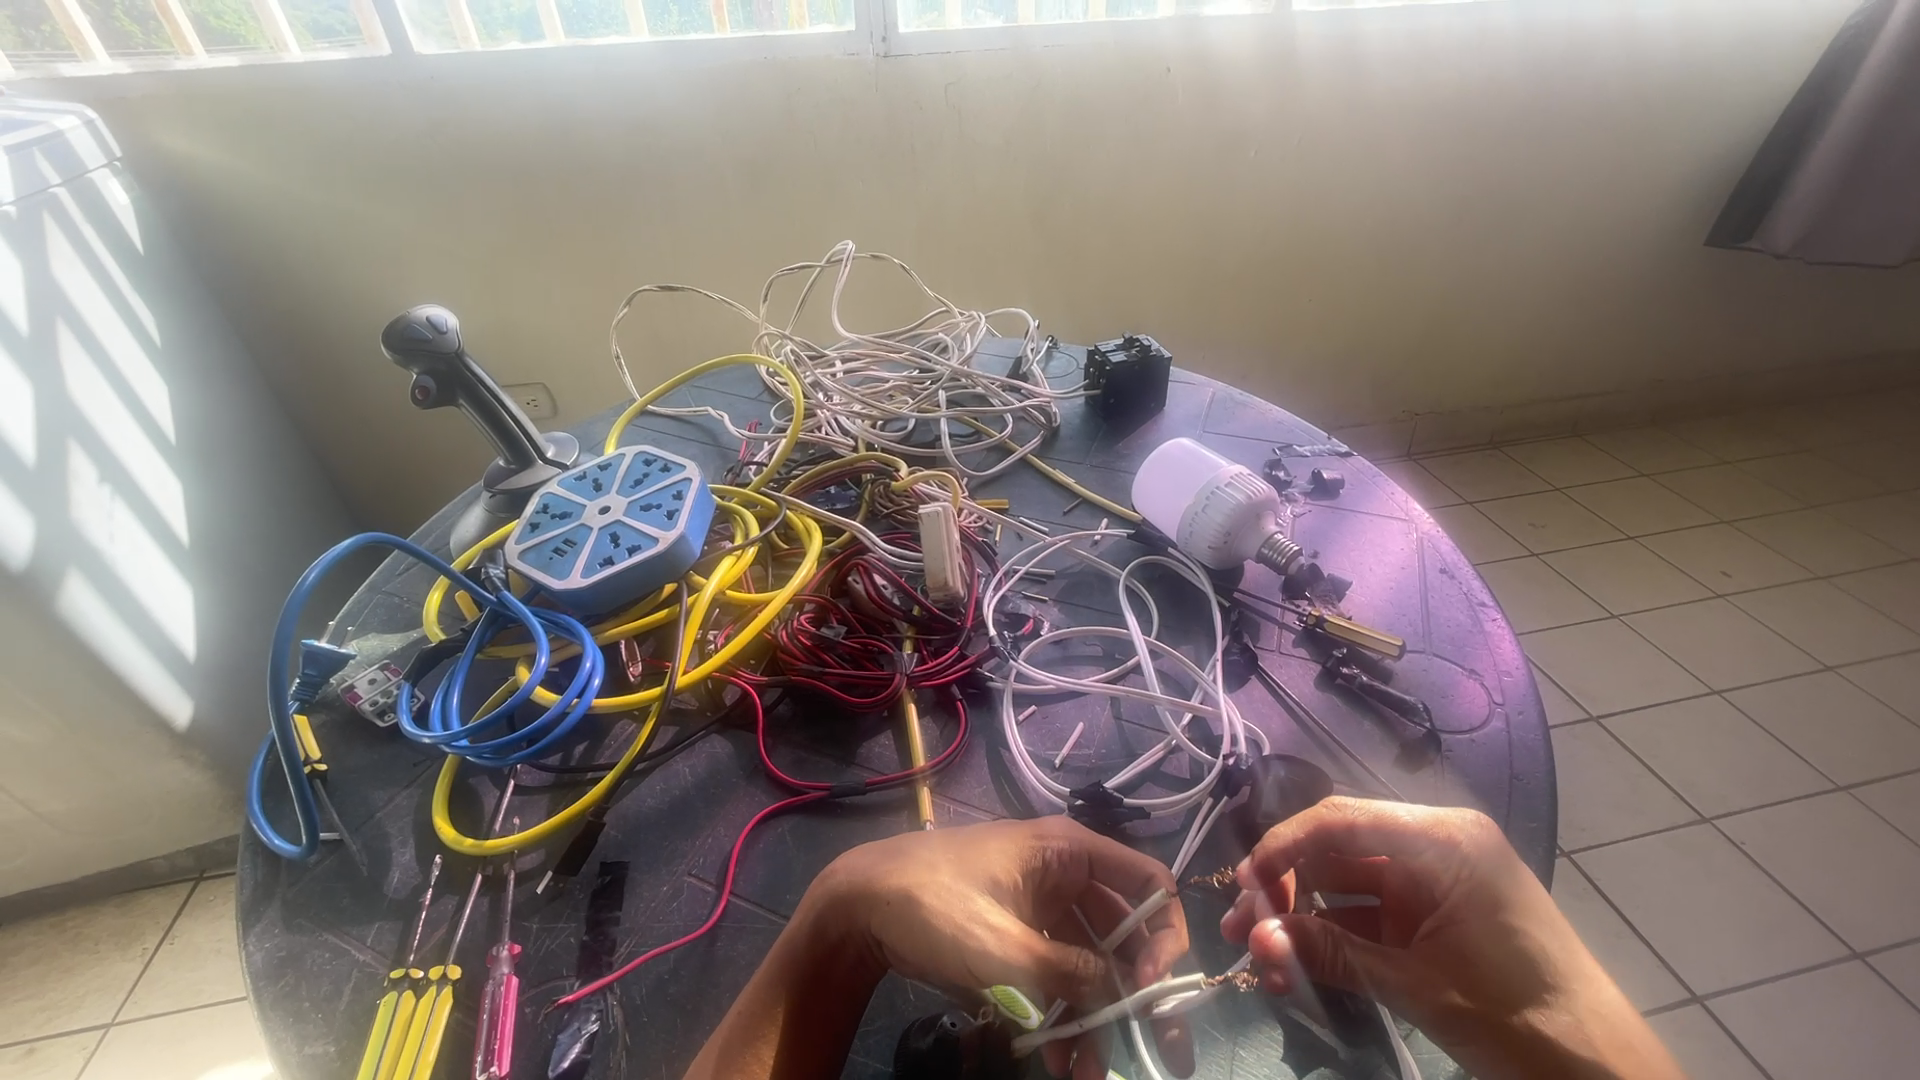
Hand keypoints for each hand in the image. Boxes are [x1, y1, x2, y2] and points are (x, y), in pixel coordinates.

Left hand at [812, 816, 1193, 1079]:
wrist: (861, 904)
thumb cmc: (936, 906)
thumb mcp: (1006, 945)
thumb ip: (1071, 973)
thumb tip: (1122, 993)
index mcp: (1067, 852)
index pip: (1145, 882)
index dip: (1163, 933)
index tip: (1154, 986)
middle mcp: (1061, 874)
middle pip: (1120, 931)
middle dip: (1136, 992)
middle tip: (1160, 1051)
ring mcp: (1037, 905)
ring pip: (1086, 961)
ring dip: (1094, 1016)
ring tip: (1090, 1075)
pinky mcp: (1015, 933)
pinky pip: (1054, 972)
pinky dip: (1061, 1011)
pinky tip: (1060, 1060)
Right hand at [1220, 797, 1680, 1079]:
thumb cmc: (1525, 1020)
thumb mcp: (1421, 987)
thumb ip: (1331, 955)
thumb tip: (1255, 940)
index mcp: (1442, 840)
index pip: (1341, 821)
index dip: (1283, 846)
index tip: (1242, 884)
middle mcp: (1432, 846)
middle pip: (1334, 850)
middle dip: (1283, 888)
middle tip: (1239, 929)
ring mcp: (1431, 883)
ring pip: (1341, 885)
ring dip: (1298, 917)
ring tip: (1256, 955)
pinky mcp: (1429, 918)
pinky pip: (1363, 916)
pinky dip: (1329, 939)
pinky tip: (1294, 966)